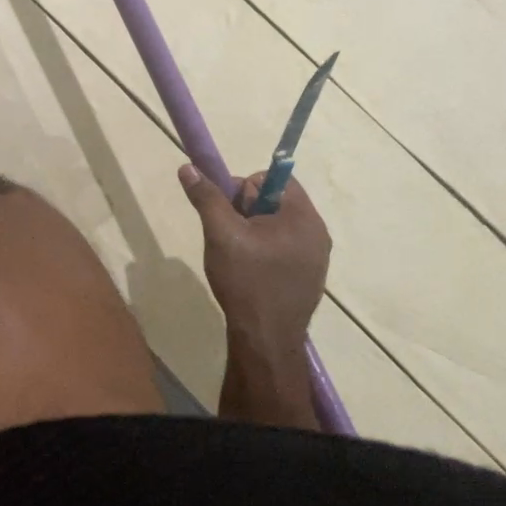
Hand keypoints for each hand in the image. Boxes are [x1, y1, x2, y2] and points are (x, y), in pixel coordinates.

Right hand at [177, 164, 330, 347]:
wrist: (265, 337)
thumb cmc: (246, 279)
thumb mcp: (220, 232)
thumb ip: (206, 197)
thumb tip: (188, 167)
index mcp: (303, 218)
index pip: (275, 178)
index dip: (245, 186)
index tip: (229, 210)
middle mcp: (317, 233)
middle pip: (275, 199)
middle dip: (246, 208)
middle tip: (229, 233)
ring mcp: (316, 256)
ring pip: (276, 223)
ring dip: (252, 229)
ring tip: (236, 253)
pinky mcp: (308, 275)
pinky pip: (283, 245)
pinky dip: (263, 248)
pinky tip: (249, 269)